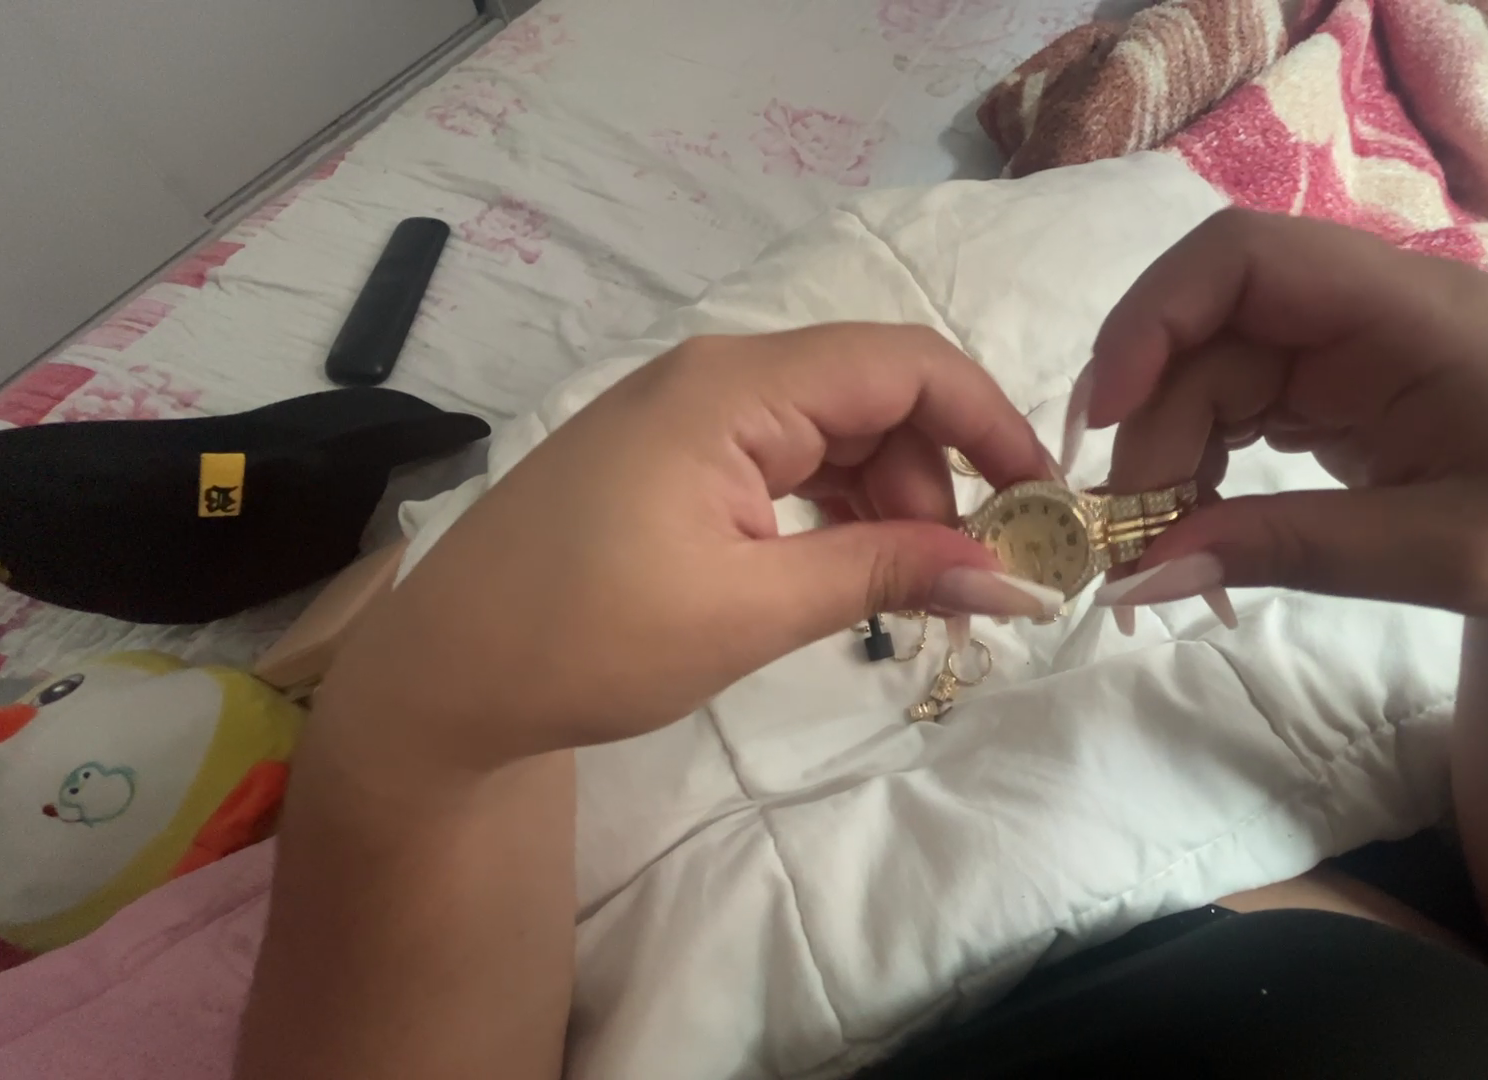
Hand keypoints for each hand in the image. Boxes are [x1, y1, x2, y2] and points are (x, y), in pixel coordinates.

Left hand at [316, 324, 1061, 763]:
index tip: (1041, 499)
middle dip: (939, 481)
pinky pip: (796, 465)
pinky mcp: (687, 460)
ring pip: (841, 435)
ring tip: (906, 590)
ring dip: (892, 504)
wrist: (446, 680)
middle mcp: (723, 377)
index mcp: (736, 387)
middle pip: (877, 398)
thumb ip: (888, 575)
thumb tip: (1008, 577)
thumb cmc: (587, 640)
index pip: (904, 364)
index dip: (989, 422)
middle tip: (964, 576)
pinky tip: (851, 568)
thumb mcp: (754, 609)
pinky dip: (842, 513)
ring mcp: (700, 416)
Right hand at [1076, 210, 1487, 617]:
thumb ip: (1290, 552)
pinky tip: (1199, 524)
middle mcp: (1358, 314)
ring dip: (1164, 460)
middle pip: (1202, 341)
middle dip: (1151, 437)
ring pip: (1200, 381)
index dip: (1151, 321)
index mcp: (1409, 311)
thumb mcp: (1453, 554)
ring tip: (1164, 545)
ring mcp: (1338, 353)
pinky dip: (1194, 470)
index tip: (1103, 418)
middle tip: (1136, 541)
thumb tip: (1141, 574)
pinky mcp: (1325, 394)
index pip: (1243, 259)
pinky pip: (1226, 415)